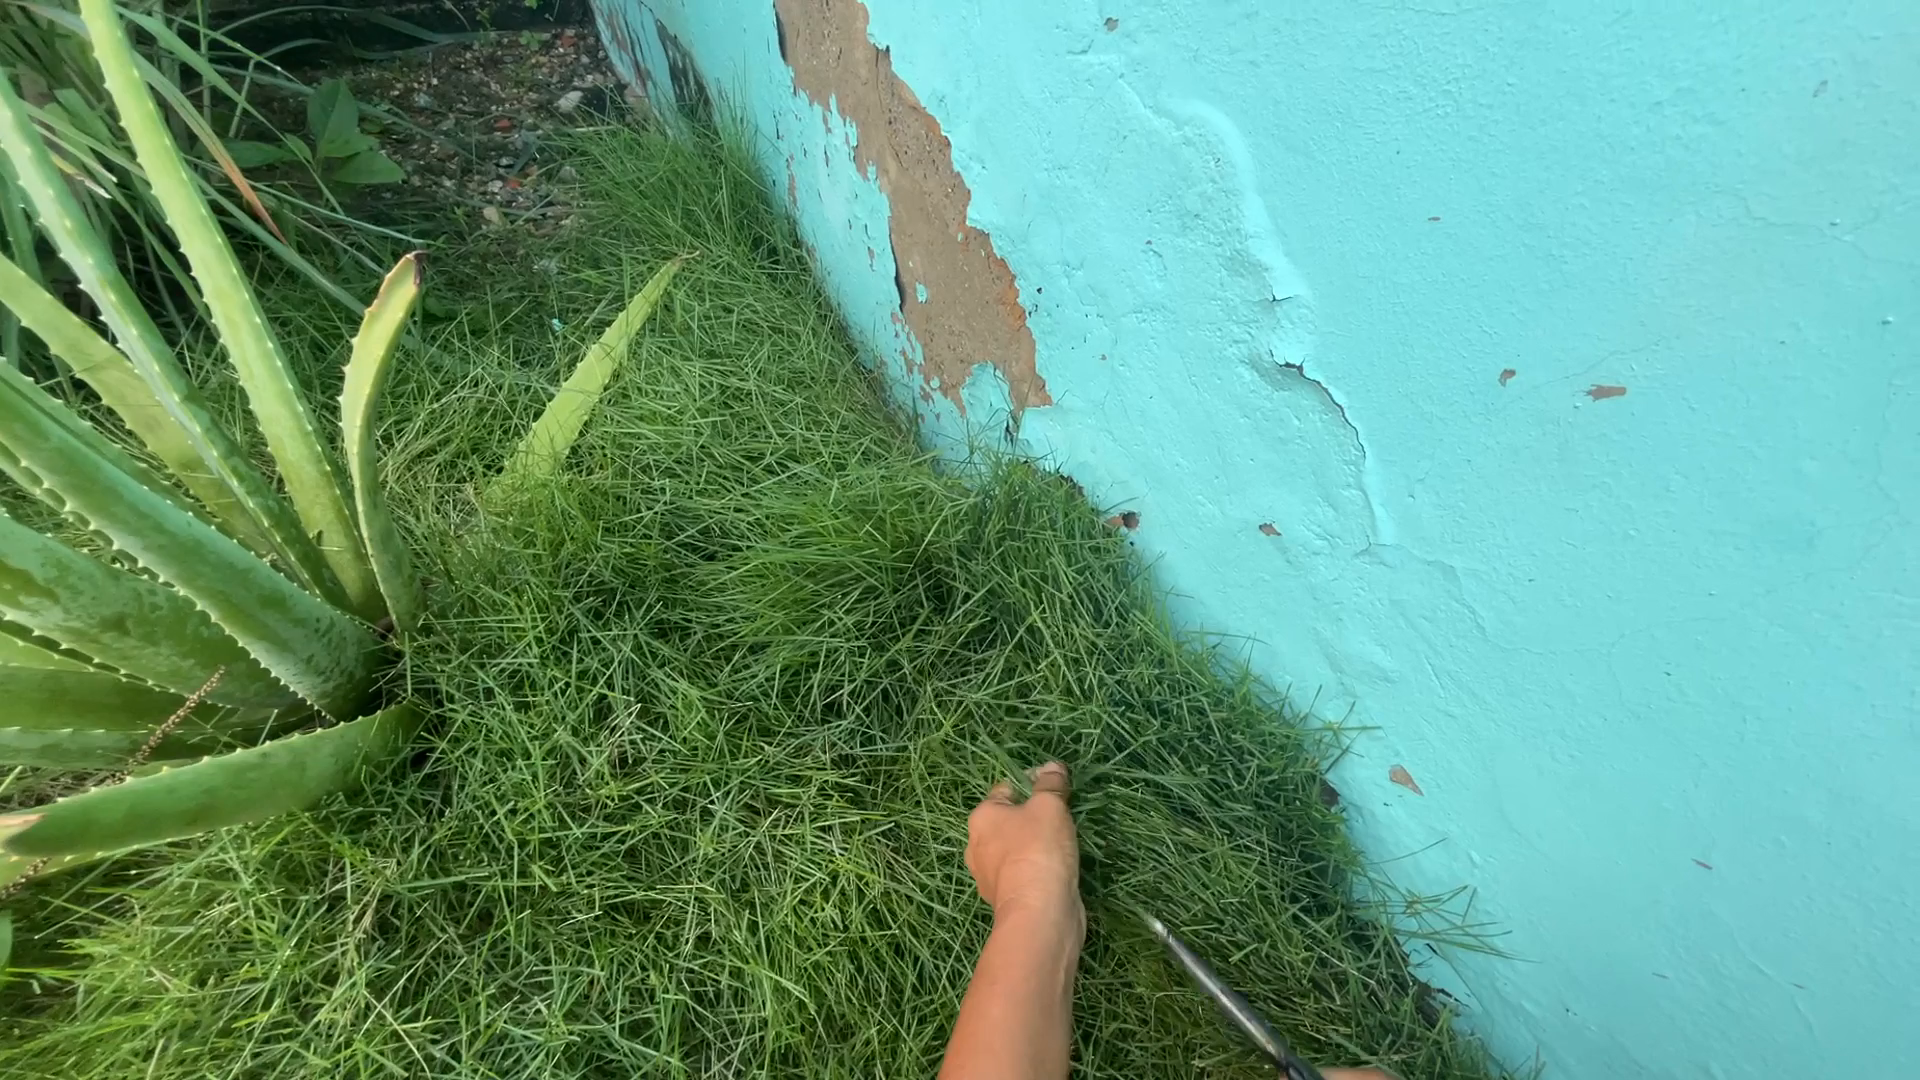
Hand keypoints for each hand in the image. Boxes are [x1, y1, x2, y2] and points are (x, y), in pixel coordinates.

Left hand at [964, 762, 1082, 927]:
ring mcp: (988, 877)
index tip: (1056, 791)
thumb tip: (1052, 767)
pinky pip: (1022, 874)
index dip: (1031, 784)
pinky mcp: (1005, 900)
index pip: (1006, 789)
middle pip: (1008, 821)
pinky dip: (1037, 870)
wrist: (1039, 914)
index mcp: (981, 817)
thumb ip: (1050, 783)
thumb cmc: (1038, 849)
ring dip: (1035, 845)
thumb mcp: (1049, 806)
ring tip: (1062, 845)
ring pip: (1015, 849)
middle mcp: (976, 845)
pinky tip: (1056, 871)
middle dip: (1033, 818)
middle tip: (1061, 818)